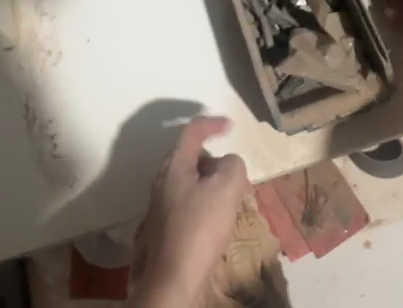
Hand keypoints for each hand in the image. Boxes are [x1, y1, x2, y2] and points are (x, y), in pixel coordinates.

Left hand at [131, 116, 249, 307]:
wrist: (174, 278)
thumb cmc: (199, 228)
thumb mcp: (225, 189)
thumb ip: (233, 166)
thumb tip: (230, 164)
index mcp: (174, 165)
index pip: (193, 131)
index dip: (213, 123)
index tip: (231, 126)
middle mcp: (164, 180)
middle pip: (193, 157)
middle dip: (219, 162)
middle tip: (239, 177)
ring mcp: (163, 204)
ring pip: (193, 183)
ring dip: (215, 186)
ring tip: (235, 202)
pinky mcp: (167, 227)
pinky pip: (191, 203)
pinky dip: (208, 204)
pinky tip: (220, 223)